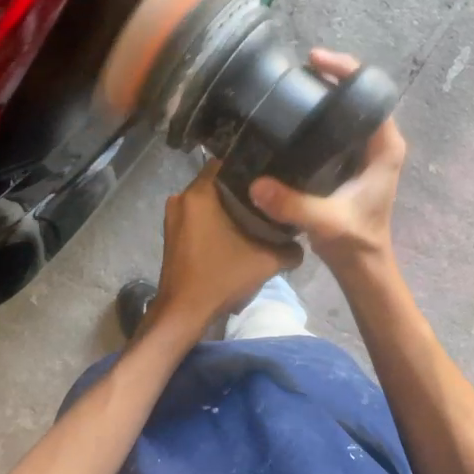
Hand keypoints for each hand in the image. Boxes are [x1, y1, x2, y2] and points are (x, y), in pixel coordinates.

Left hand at [153, 162, 299, 329]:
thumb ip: (289, 247)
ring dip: (228, 207)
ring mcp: (173, 216)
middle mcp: (182, 197)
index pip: (230, 162)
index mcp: (200, 193)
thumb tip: (301, 242)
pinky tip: (236, 233)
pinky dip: (215, 220)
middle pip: (219, 182)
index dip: (254, 167)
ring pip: (208, 201)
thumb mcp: (266, 262)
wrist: (184, 311)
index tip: (274, 176)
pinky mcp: (171, 233)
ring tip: (257, 216)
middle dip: (243, 190)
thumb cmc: (221, 278)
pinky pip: (198, 216)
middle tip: (271, 198)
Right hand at [247, 48, 406, 270]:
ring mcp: (362, 154)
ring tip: (289, 88)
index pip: (371, 95)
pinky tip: (289, 120)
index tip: (315, 61)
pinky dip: (314, 120)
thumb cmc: (355, 242)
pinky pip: (332, 131)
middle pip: (356, 98)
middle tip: (295, 72)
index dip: (346, 71)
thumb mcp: (326, 222)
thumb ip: (294, 204)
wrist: (361, 265)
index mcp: (384, 148)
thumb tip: (257, 186)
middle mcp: (376, 144)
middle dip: (329, 80)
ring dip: (321, 99)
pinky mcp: (346, 164)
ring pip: (344, 113)